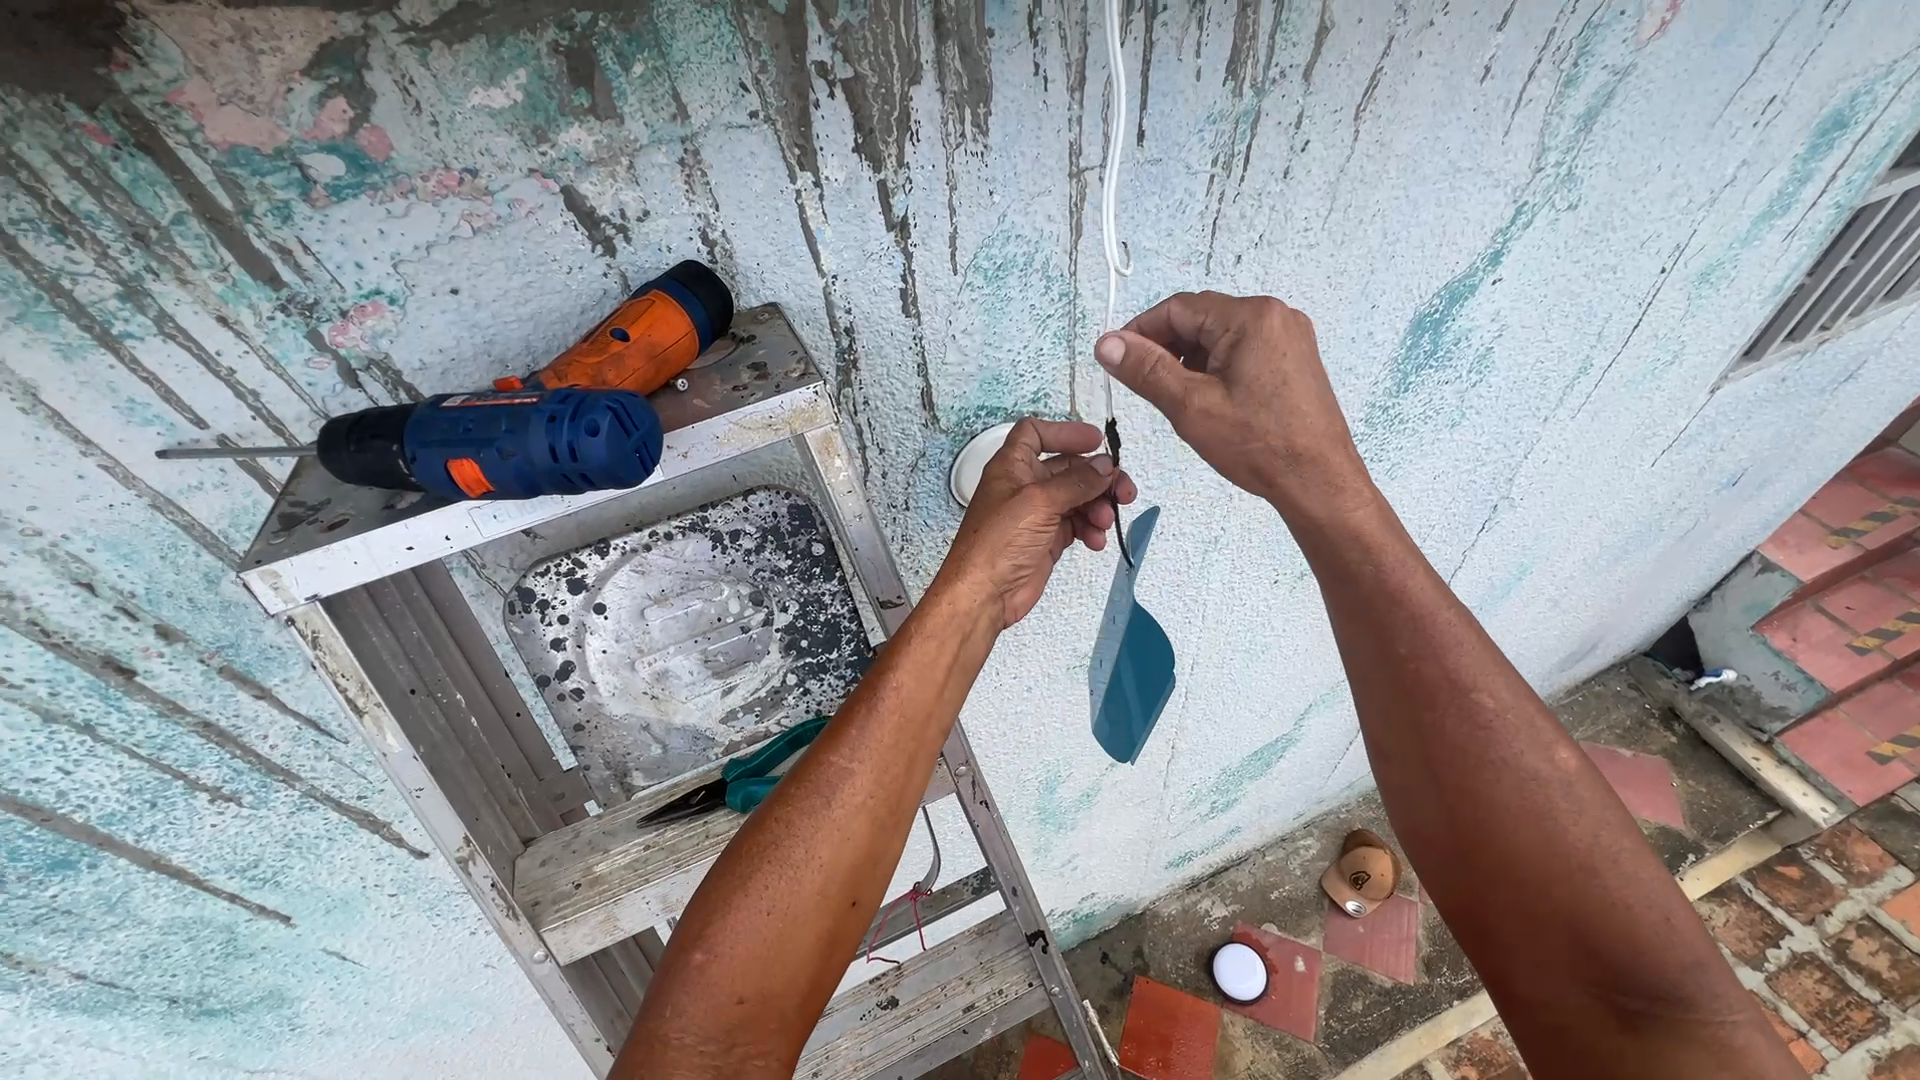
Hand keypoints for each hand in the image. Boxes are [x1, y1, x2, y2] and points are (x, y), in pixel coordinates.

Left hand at [937, 418, 1137, 628]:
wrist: (986, 593)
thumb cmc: (998, 542)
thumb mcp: (1040, 502)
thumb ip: (1076, 482)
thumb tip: (1105, 466)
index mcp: (1013, 466)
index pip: (1035, 434)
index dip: (1064, 432)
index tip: (1095, 441)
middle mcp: (1025, 486)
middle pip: (1068, 469)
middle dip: (1097, 478)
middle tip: (1123, 492)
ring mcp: (1037, 514)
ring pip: (1078, 498)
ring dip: (1098, 507)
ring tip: (1106, 521)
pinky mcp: (1048, 539)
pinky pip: (1078, 524)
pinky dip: (1090, 529)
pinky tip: (1096, 540)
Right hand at [1096, 292, 1371, 516]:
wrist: (1318, 480)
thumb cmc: (1256, 445)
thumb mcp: (1190, 406)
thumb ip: (1145, 369)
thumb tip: (1106, 343)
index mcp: (1250, 317)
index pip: (1177, 308)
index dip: (1139, 331)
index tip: (1115, 360)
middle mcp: (1274, 315)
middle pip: (1199, 319)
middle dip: (1164, 347)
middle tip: (1142, 384)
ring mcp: (1289, 337)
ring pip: (1219, 336)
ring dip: (1188, 360)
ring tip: (1174, 398)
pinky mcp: (1294, 360)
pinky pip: (1241, 350)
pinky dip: (1214, 368)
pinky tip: (1206, 399)